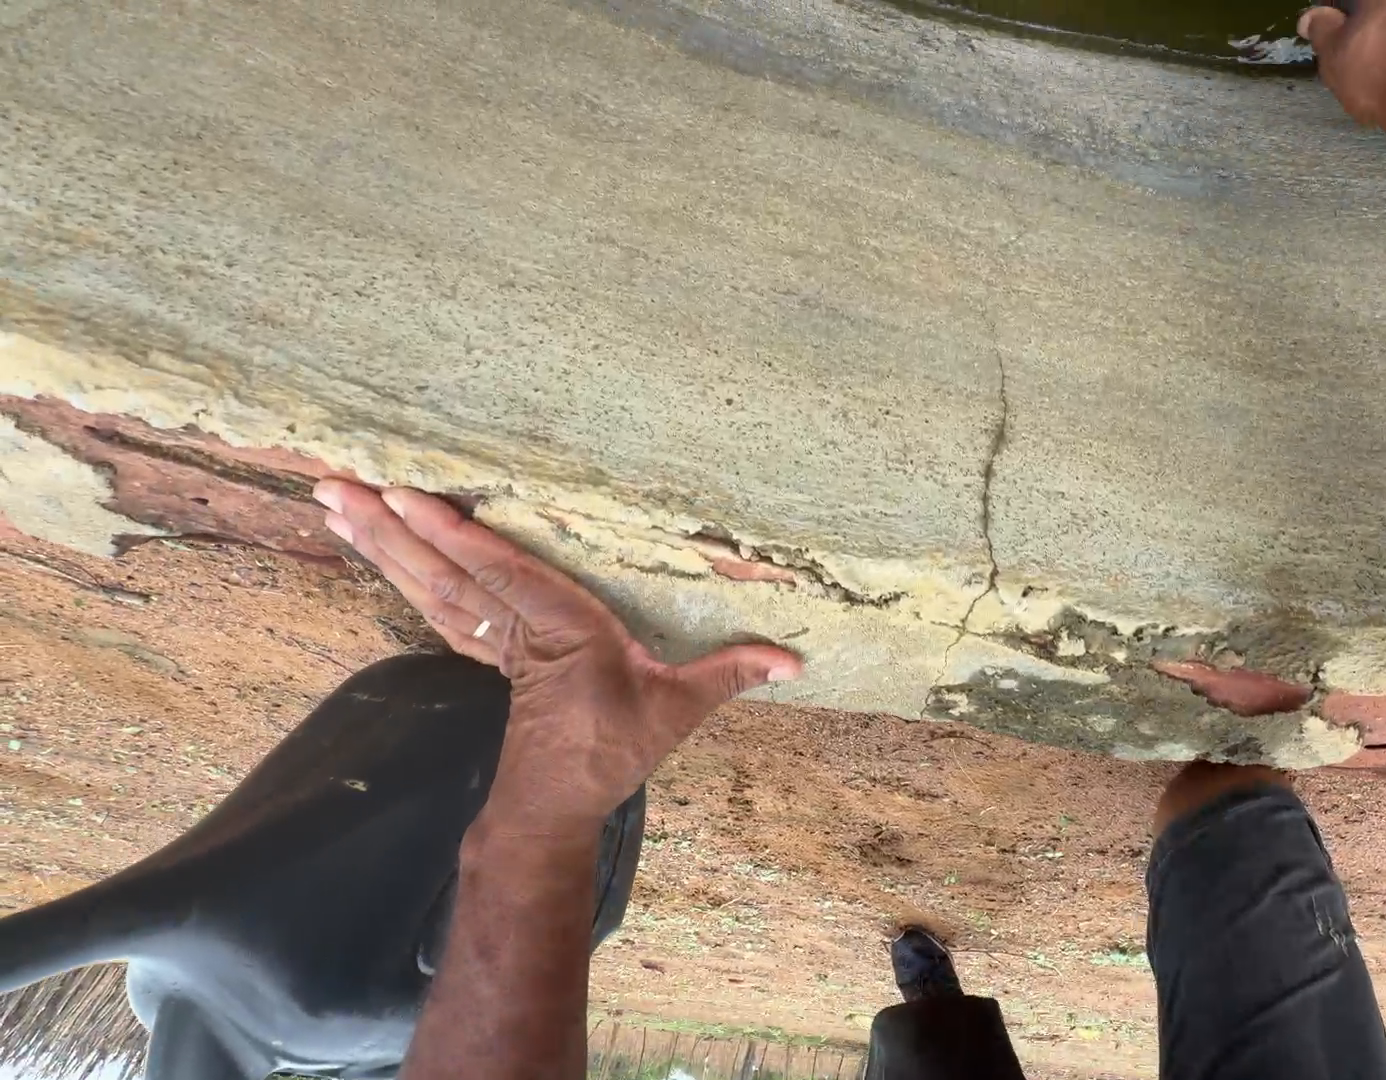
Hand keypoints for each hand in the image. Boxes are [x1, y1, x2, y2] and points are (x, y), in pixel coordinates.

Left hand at [312, 479, 802, 836]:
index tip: (415, 498)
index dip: (463, 539)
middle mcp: (520, 635)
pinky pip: (437, 606)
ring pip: (429, 588)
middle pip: (447, 577)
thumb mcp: (682, 709)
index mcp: (566, 637)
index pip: (509, 580)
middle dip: (393, 532)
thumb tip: (798, 663)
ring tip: (334, 502)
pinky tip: (380, 548)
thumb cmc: (615, 750)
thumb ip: (734, 674)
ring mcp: (492, 648)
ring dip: (382, 546)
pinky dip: (404, 572)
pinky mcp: (484, 657)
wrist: (555, 807)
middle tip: (337, 485)